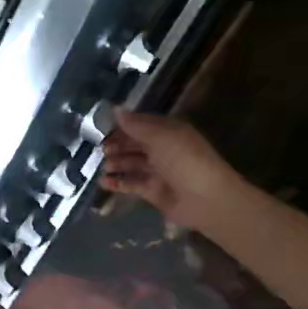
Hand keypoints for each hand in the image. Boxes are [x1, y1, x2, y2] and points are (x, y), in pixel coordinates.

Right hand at [100, 110, 243, 228]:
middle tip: (101, 149)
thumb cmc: (184, 161)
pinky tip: (103, 182)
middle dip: (118, 145)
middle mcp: (163, 149)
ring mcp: (158, 171)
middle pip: (135, 144)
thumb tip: (115, 109)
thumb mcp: (161, 137)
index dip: (123, 125)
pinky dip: (118, 183)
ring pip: (132, 164)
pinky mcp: (153, 191)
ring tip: (102, 166)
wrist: (206, 199)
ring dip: (116, 163)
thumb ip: (136, 125)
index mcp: (169, 132)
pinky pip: (131, 184)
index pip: (142, 124)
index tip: (102, 127)